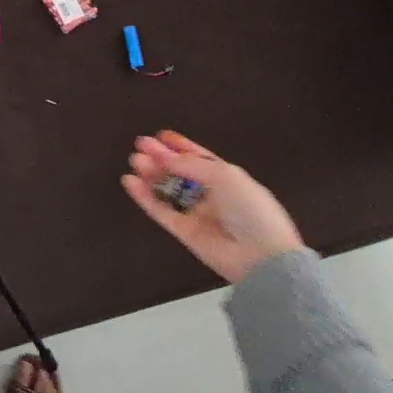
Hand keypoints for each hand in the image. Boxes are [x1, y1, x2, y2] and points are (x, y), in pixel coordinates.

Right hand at [122, 130, 305, 282]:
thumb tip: (162, 155)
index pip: (200, 157)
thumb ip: (190, 164)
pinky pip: (161, 211)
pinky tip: (130, 182)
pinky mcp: (184, 232)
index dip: (180, 146)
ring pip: (168, 190)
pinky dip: (145, 197)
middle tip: (140, 146)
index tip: (161, 135)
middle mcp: (211, 194)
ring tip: (135, 161)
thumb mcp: (224, 176)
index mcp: (227, 178)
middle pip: (180, 172)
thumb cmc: (250, 208)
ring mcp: (197, 213)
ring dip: (152, 175)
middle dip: (161, 158)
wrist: (262, 256)